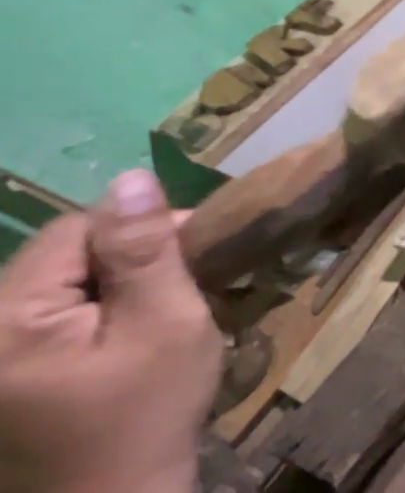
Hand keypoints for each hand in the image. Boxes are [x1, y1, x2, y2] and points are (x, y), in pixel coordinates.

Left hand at [0, 170, 221, 492]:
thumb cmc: (147, 409)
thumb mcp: (165, 323)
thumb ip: (146, 252)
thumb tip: (133, 180)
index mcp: (8, 315)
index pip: (76, 229)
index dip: (144, 228)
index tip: (201, 251)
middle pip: (62, 254)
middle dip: (130, 256)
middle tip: (190, 282)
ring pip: (60, 280)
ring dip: (117, 282)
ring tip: (165, 307)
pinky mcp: (5, 370)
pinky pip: (52, 312)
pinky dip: (99, 310)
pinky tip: (131, 333)